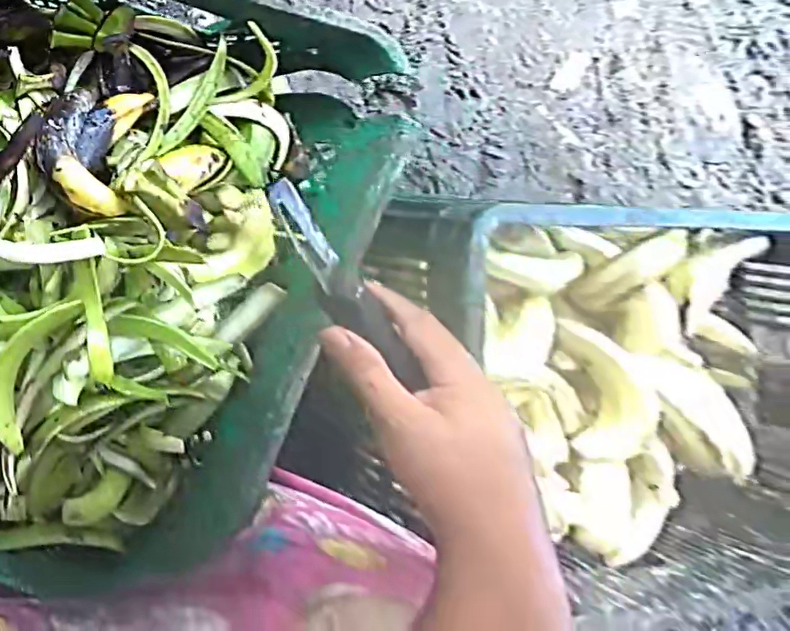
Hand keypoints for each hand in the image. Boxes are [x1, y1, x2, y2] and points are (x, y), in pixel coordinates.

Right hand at [318, 283, 543, 546]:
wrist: (497, 547)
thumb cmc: (445, 475)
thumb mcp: (396, 419)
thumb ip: (366, 371)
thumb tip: (332, 329)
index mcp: (466, 379)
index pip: (425, 325)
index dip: (392, 301)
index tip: (360, 283)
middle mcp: (486, 391)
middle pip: (439, 344)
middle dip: (400, 322)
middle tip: (360, 308)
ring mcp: (492, 417)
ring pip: (445, 369)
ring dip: (411, 348)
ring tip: (375, 340)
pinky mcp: (488, 438)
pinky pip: (449, 389)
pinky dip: (421, 372)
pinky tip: (405, 386)